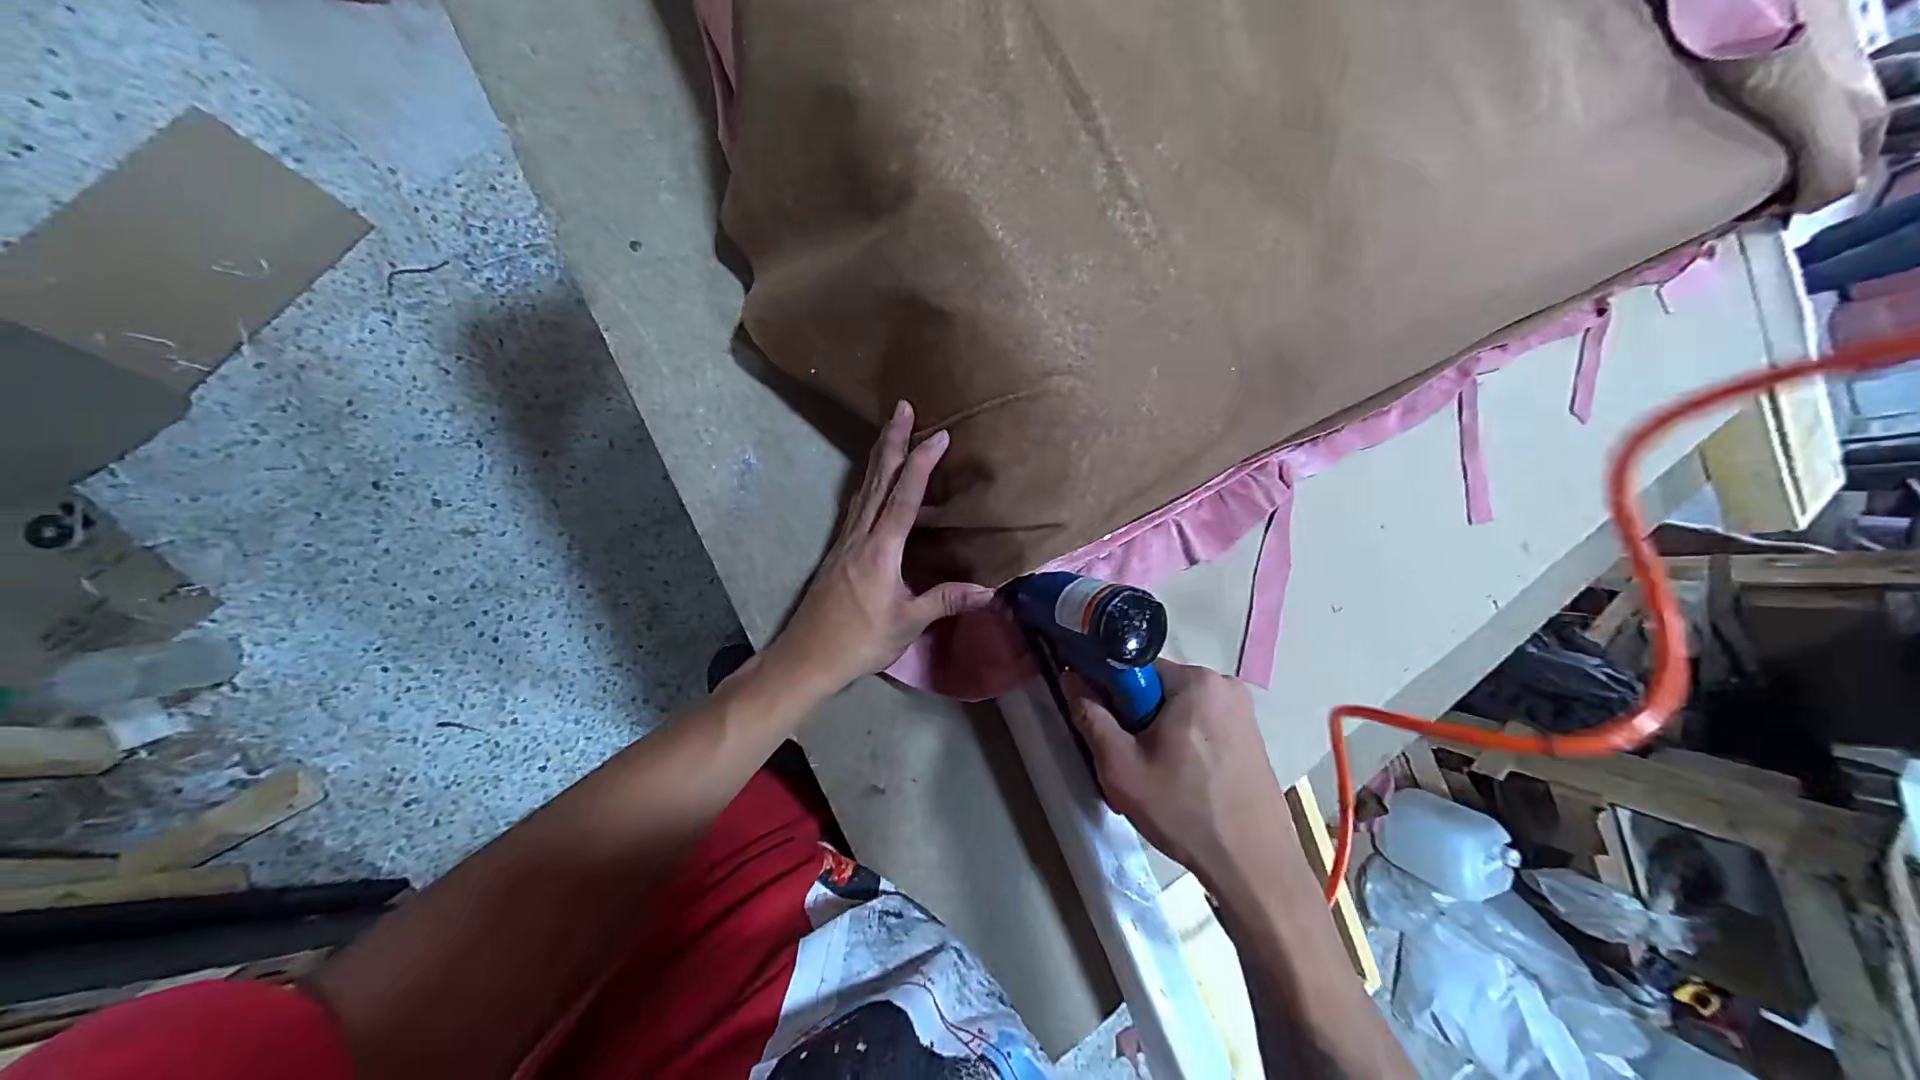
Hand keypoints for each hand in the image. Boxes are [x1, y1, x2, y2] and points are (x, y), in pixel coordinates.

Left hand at [764, 401, 995, 696]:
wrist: (807, 656)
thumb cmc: (859, 642)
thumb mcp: (908, 624)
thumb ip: (945, 601)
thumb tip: (989, 591)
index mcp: (880, 551)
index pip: (904, 497)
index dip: (922, 464)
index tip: (938, 434)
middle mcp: (860, 536)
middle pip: (878, 479)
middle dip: (892, 441)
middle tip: (902, 407)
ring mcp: (845, 540)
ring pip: (864, 488)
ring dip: (879, 456)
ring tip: (890, 430)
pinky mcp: (838, 550)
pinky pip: (856, 504)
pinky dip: (869, 481)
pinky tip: (872, 478)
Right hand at [1067, 661, 1297, 891]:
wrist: (1255, 867)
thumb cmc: (1185, 811)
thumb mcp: (1122, 767)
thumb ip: (1092, 718)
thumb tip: (1072, 681)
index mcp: (1196, 680)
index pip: (1135, 668)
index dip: (1113, 696)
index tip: (1108, 728)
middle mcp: (1225, 684)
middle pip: (1158, 689)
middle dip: (1137, 718)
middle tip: (1131, 761)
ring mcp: (1244, 711)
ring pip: (1179, 709)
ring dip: (1160, 734)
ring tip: (1156, 777)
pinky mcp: (1253, 736)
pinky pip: (1202, 725)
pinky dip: (1186, 745)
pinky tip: (1182, 781)